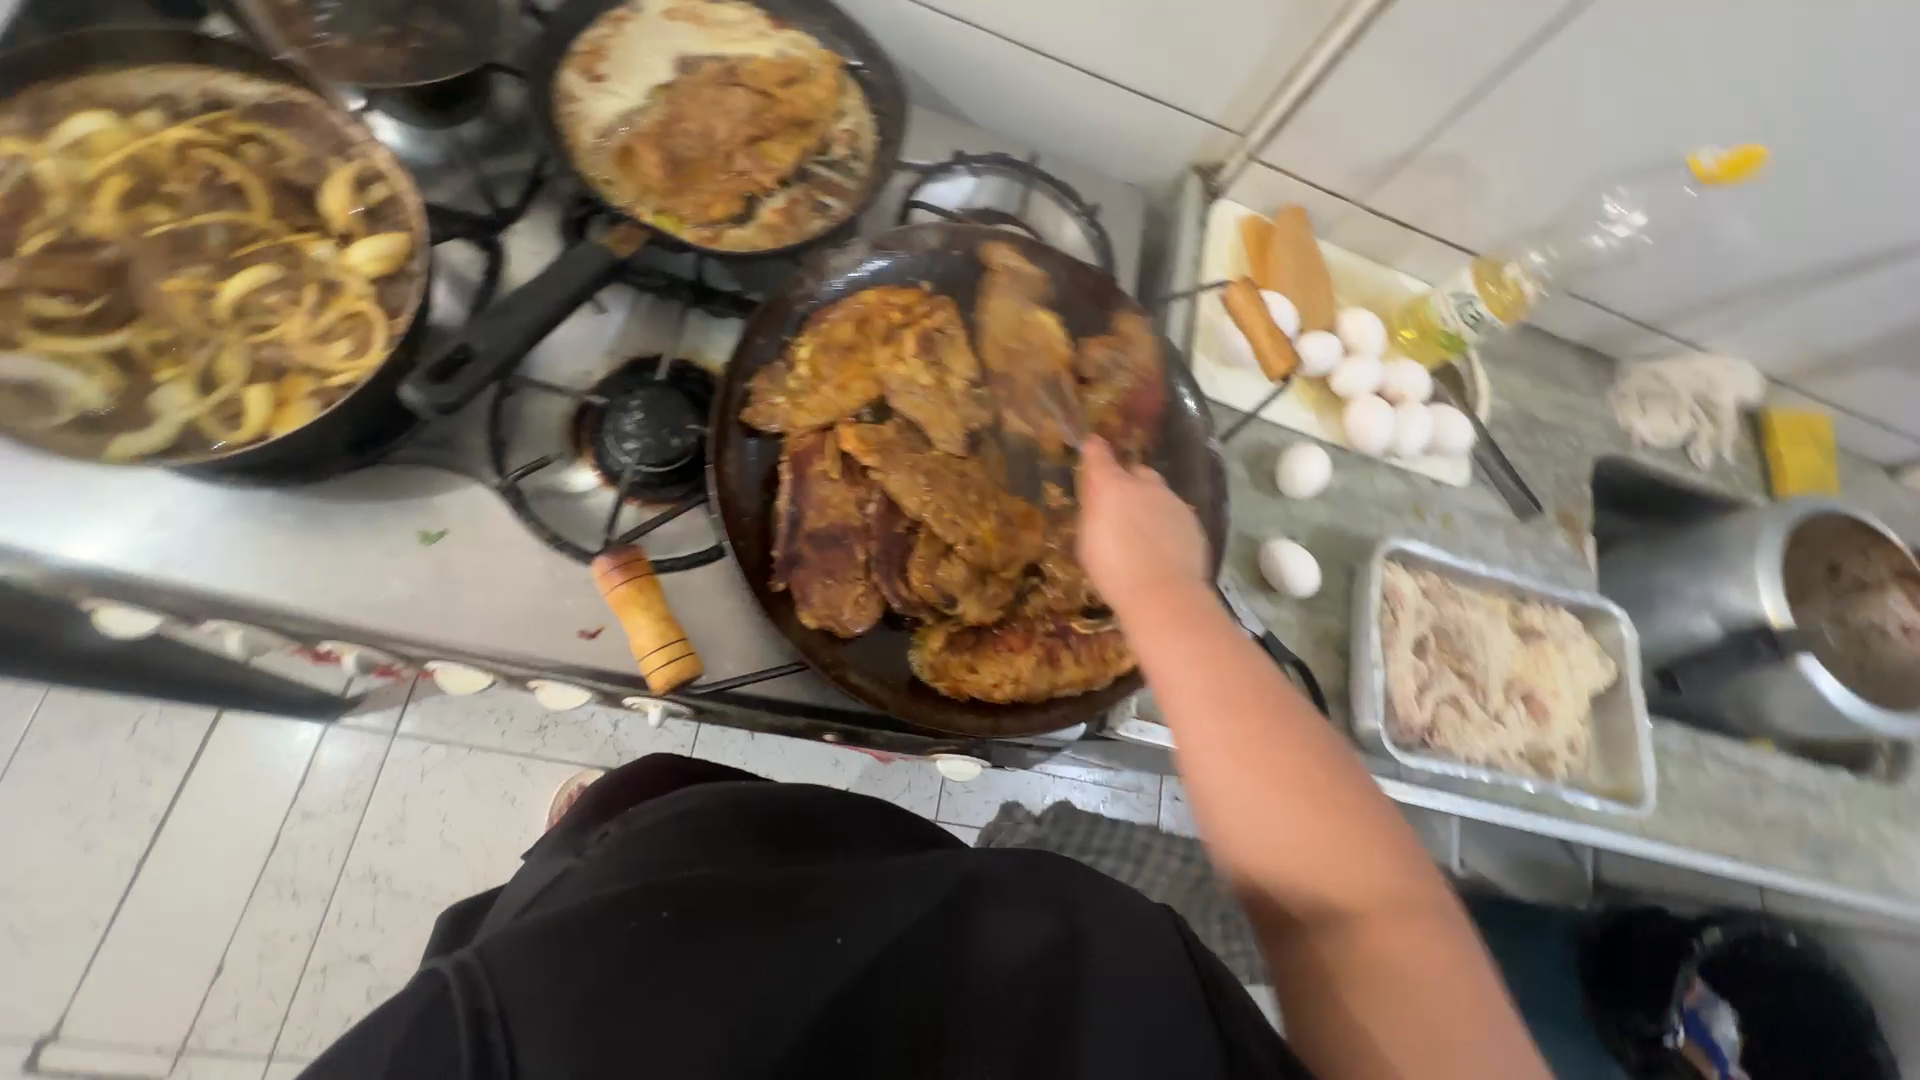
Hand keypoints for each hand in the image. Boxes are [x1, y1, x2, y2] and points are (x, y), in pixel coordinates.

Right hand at [1076, 436, 1209, 607]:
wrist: (1162, 592)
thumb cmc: (1112, 570)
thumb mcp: (1087, 541)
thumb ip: (1093, 512)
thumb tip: (1097, 498)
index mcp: (1111, 486)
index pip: (1099, 455)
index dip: (1094, 450)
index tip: (1091, 446)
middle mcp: (1144, 485)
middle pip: (1135, 472)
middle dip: (1127, 483)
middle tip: (1119, 507)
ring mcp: (1172, 501)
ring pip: (1158, 493)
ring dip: (1149, 504)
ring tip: (1143, 533)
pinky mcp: (1192, 521)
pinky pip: (1175, 514)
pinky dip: (1166, 524)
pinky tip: (1162, 547)